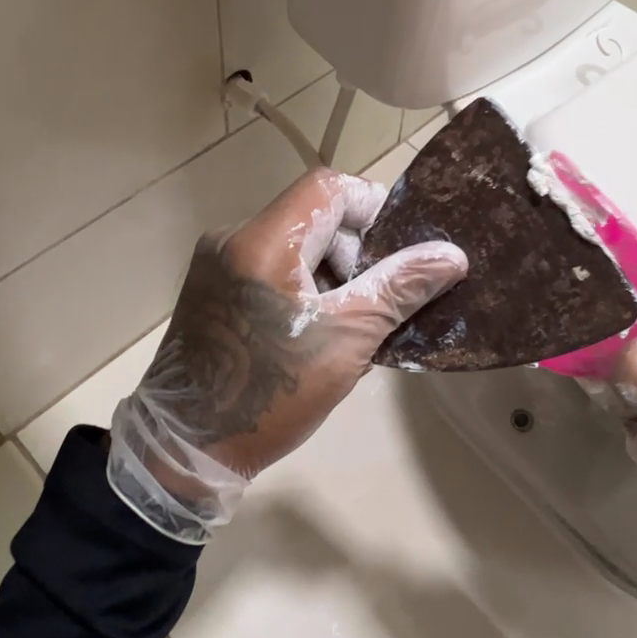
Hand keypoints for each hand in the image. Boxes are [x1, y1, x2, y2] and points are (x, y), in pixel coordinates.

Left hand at [108, 168, 468, 542]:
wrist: (184, 450)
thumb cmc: (270, 393)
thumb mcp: (347, 340)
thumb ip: (399, 288)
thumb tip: (453, 254)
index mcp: (262, 239)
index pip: (327, 187)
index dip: (371, 208)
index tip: (399, 252)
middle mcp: (233, 238)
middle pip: (311, 217)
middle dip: (354, 253)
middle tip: (377, 301)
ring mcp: (216, 266)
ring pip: (292, 247)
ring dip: (330, 276)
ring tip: (351, 326)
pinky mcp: (210, 293)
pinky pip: (269, 271)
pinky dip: (301, 291)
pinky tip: (317, 334)